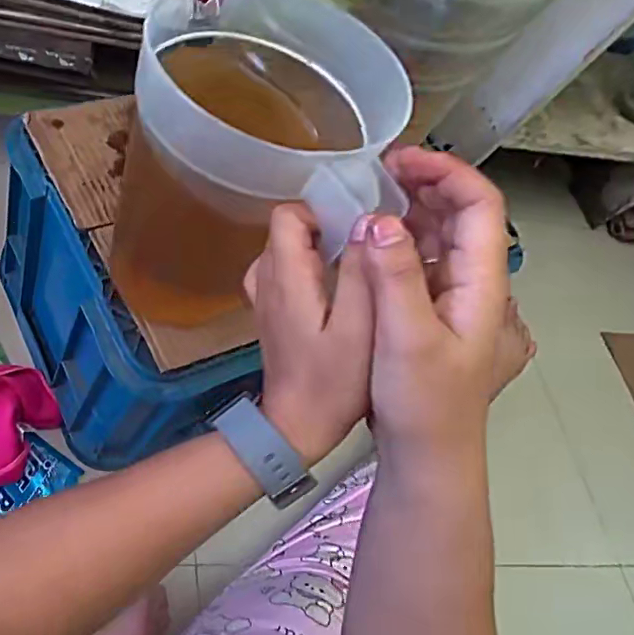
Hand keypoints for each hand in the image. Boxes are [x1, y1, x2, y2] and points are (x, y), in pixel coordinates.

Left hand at [242, 204, 375, 464]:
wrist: (296, 423)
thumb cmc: (333, 381)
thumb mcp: (358, 327)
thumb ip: (361, 272)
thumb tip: (370, 221)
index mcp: (283, 276)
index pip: (288, 215)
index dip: (323, 211)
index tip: (359, 226)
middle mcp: (265, 278)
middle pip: (290, 228)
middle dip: (329, 227)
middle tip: (369, 248)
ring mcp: (263, 294)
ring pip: (290, 248)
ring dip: (322, 248)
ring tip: (359, 267)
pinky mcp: (270, 309)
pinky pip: (288, 270)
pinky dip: (311, 268)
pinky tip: (340, 290)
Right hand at [358, 149, 510, 459]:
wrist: (428, 452)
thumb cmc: (423, 401)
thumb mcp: (407, 339)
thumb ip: (396, 278)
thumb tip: (379, 219)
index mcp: (484, 286)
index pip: (481, 207)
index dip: (446, 174)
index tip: (398, 162)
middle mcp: (479, 284)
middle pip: (465, 216)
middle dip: (426, 184)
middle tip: (377, 172)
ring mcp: (459, 299)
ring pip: (444, 237)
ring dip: (412, 208)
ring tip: (370, 194)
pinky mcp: (436, 312)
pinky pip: (424, 261)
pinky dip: (400, 239)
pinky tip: (371, 237)